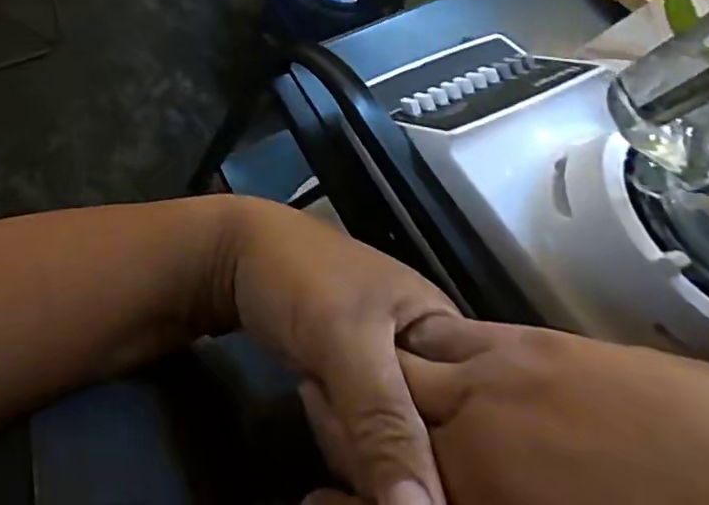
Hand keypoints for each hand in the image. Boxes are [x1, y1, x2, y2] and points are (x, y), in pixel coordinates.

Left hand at [223, 199, 457, 504]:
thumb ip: (386, 421)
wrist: (229, 254)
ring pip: (395, 444)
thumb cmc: (295, 274)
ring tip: (317, 385)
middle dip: (387, 443)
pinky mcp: (355, 385)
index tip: (391, 447)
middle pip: (433, 439)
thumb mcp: (344, 338)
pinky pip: (366, 435)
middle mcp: (427, 354)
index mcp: (446, 329)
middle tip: (333, 394)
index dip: (446, 453)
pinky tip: (314, 398)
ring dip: (357, 439)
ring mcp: (388, 372)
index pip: (478, 419)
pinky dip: (342, 434)